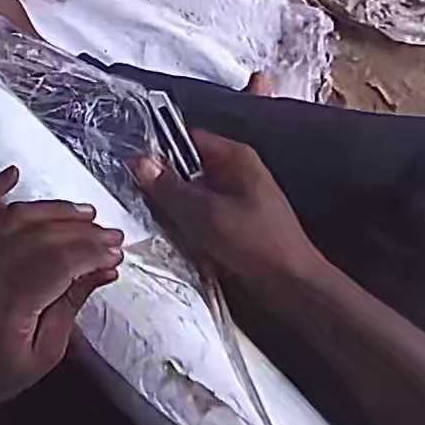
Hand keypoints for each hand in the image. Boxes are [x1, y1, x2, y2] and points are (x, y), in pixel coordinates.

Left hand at [0, 167, 122, 405]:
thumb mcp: (47, 352)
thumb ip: (72, 304)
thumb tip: (106, 269)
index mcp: (9, 303)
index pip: (59, 263)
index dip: (92, 252)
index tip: (117, 251)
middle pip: (42, 236)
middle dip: (83, 232)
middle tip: (113, 234)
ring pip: (17, 218)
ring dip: (55, 210)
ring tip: (87, 213)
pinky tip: (14, 173)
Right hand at [131, 128, 326, 281]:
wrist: (292, 286)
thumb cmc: (254, 242)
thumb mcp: (204, 212)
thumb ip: (169, 187)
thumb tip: (138, 162)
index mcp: (234, 157)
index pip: (187, 138)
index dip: (158, 148)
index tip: (131, 163)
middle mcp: (234, 172)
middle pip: (186, 167)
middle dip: (163, 182)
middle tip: (136, 194)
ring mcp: (234, 197)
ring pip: (190, 193)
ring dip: (172, 206)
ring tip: (153, 216)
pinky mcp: (232, 221)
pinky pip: (198, 213)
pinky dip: (185, 221)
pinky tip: (173, 234)